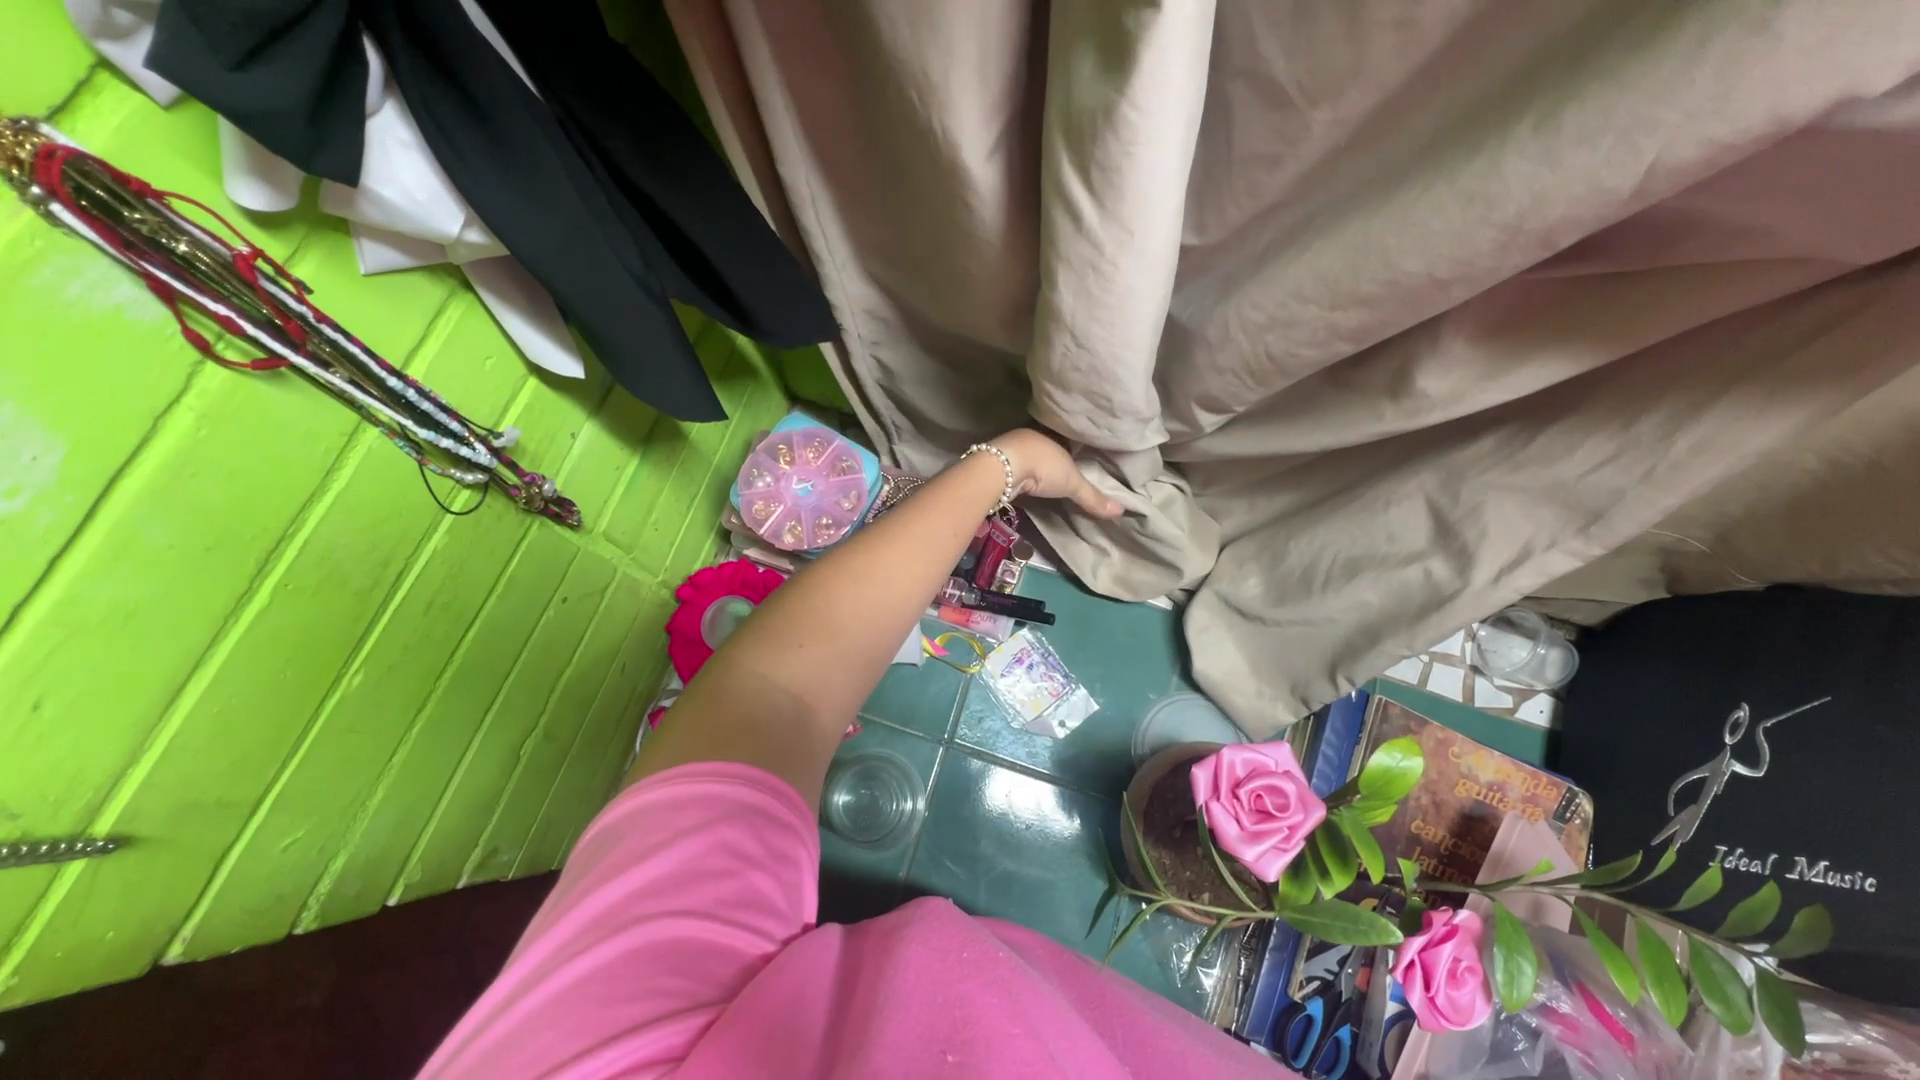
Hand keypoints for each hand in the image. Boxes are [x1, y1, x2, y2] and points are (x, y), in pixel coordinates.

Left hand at [991, 429, 1123, 518]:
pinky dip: (1017, 470)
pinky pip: (1012, 464)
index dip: (1071, 444)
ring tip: (1039, 473)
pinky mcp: (996, 460)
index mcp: (1051, 434)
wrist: (1003, 467)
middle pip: (1044, 444)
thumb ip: (1093, 498)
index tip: (1076, 451)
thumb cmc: (1044, 467)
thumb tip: (1121, 511)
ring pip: (1026, 452)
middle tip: (1057, 463)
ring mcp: (1011, 446)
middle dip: (1049, 452)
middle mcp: (1031, 435)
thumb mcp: (1073, 484)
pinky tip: (1019, 478)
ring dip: (1031, 461)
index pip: (1065, 437)